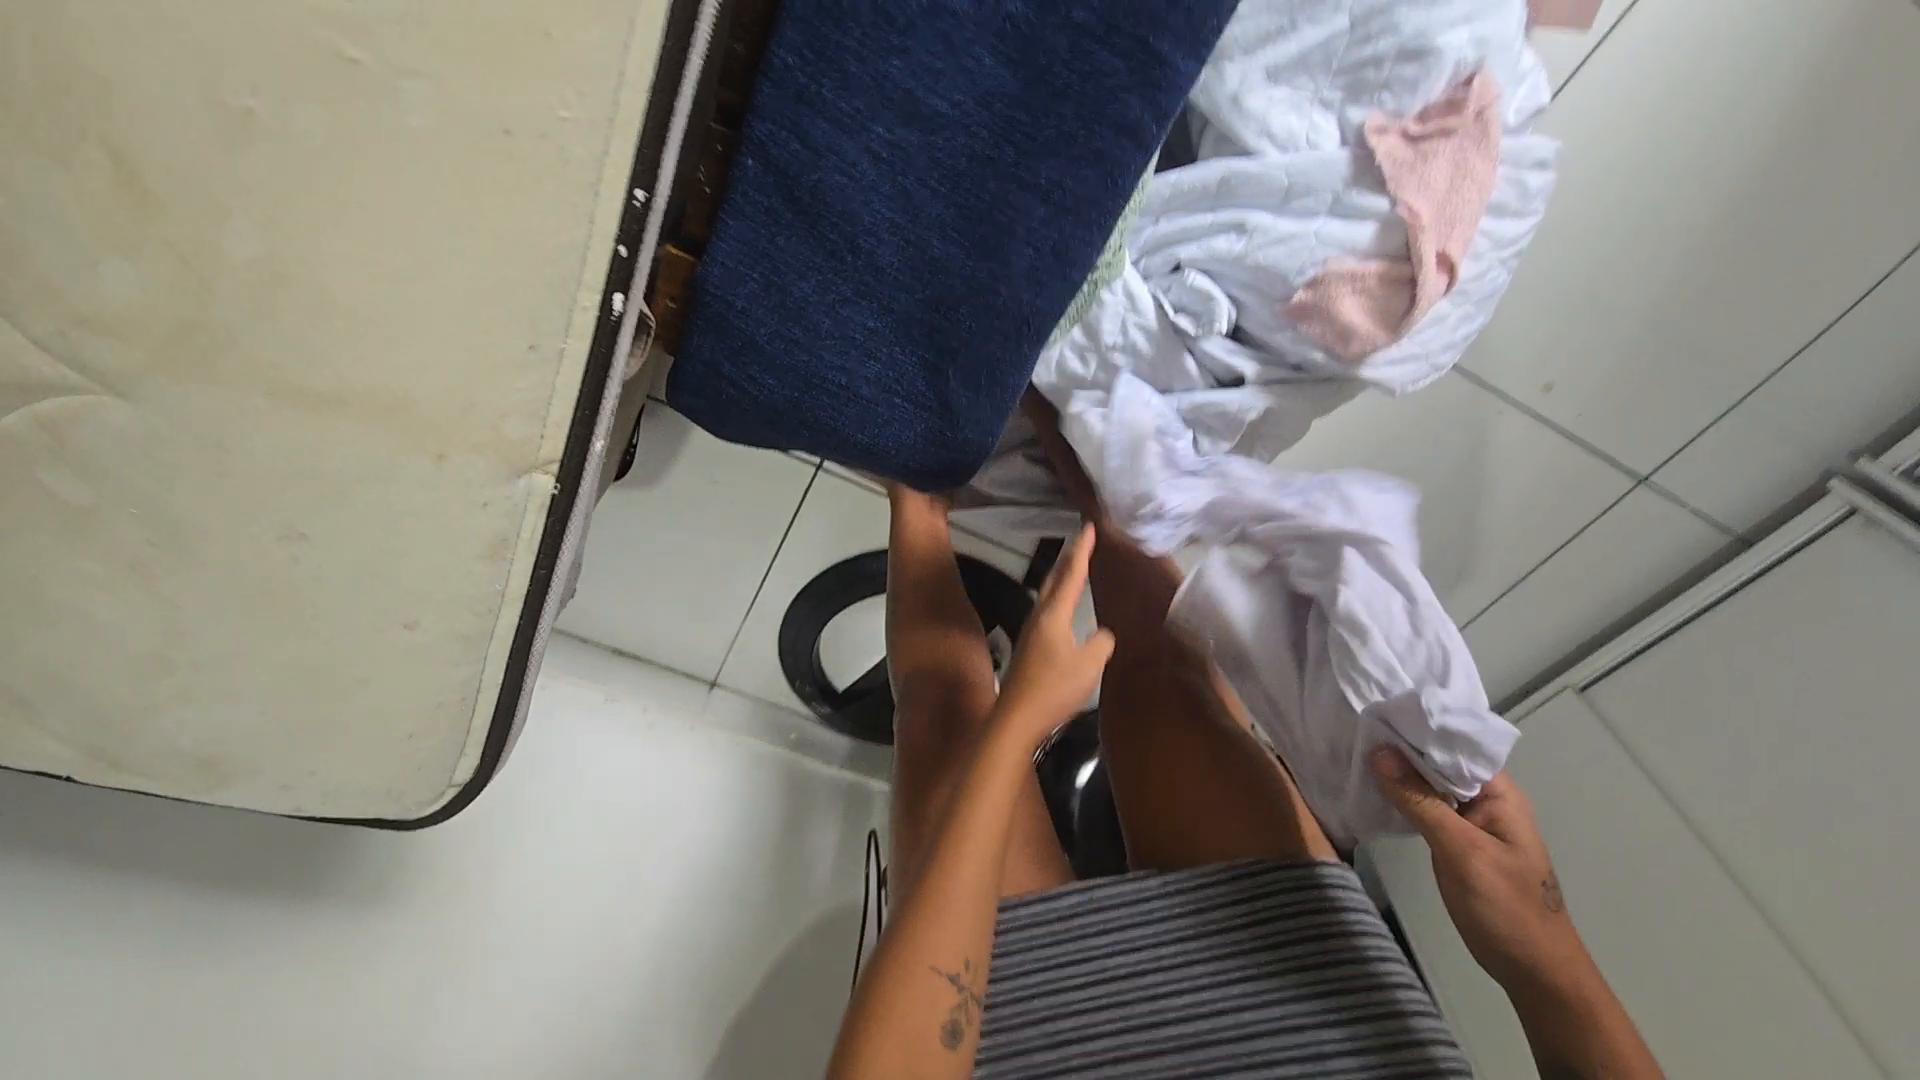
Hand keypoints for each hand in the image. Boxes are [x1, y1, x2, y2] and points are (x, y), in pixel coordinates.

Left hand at [991, 524, 1114, 752]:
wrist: (1016, 719)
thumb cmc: (1054, 689)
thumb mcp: (1089, 665)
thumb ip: (1101, 643)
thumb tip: (1102, 634)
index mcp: (1053, 614)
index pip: (1071, 574)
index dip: (1081, 550)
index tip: (1087, 527)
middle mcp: (1038, 617)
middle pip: (1053, 580)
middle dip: (1068, 558)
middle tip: (1080, 540)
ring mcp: (1030, 633)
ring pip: (1048, 596)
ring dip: (1061, 578)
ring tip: (1074, 567)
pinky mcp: (1029, 649)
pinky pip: (1047, 612)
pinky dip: (1058, 600)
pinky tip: (1064, 610)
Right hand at [1371, 748, 1593, 993]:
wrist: (1535, 971)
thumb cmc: (1507, 907)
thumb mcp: (1461, 851)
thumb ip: (1420, 801)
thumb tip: (1379, 752)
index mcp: (1498, 793)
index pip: (1453, 744)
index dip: (1415, 727)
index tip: (1373, 712)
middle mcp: (1485, 800)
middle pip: (1438, 761)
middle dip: (1400, 748)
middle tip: (1352, 729)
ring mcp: (1471, 821)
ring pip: (1428, 785)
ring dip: (1397, 773)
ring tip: (1353, 753)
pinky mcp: (1456, 841)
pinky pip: (1425, 807)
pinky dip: (1401, 798)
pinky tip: (1372, 791)